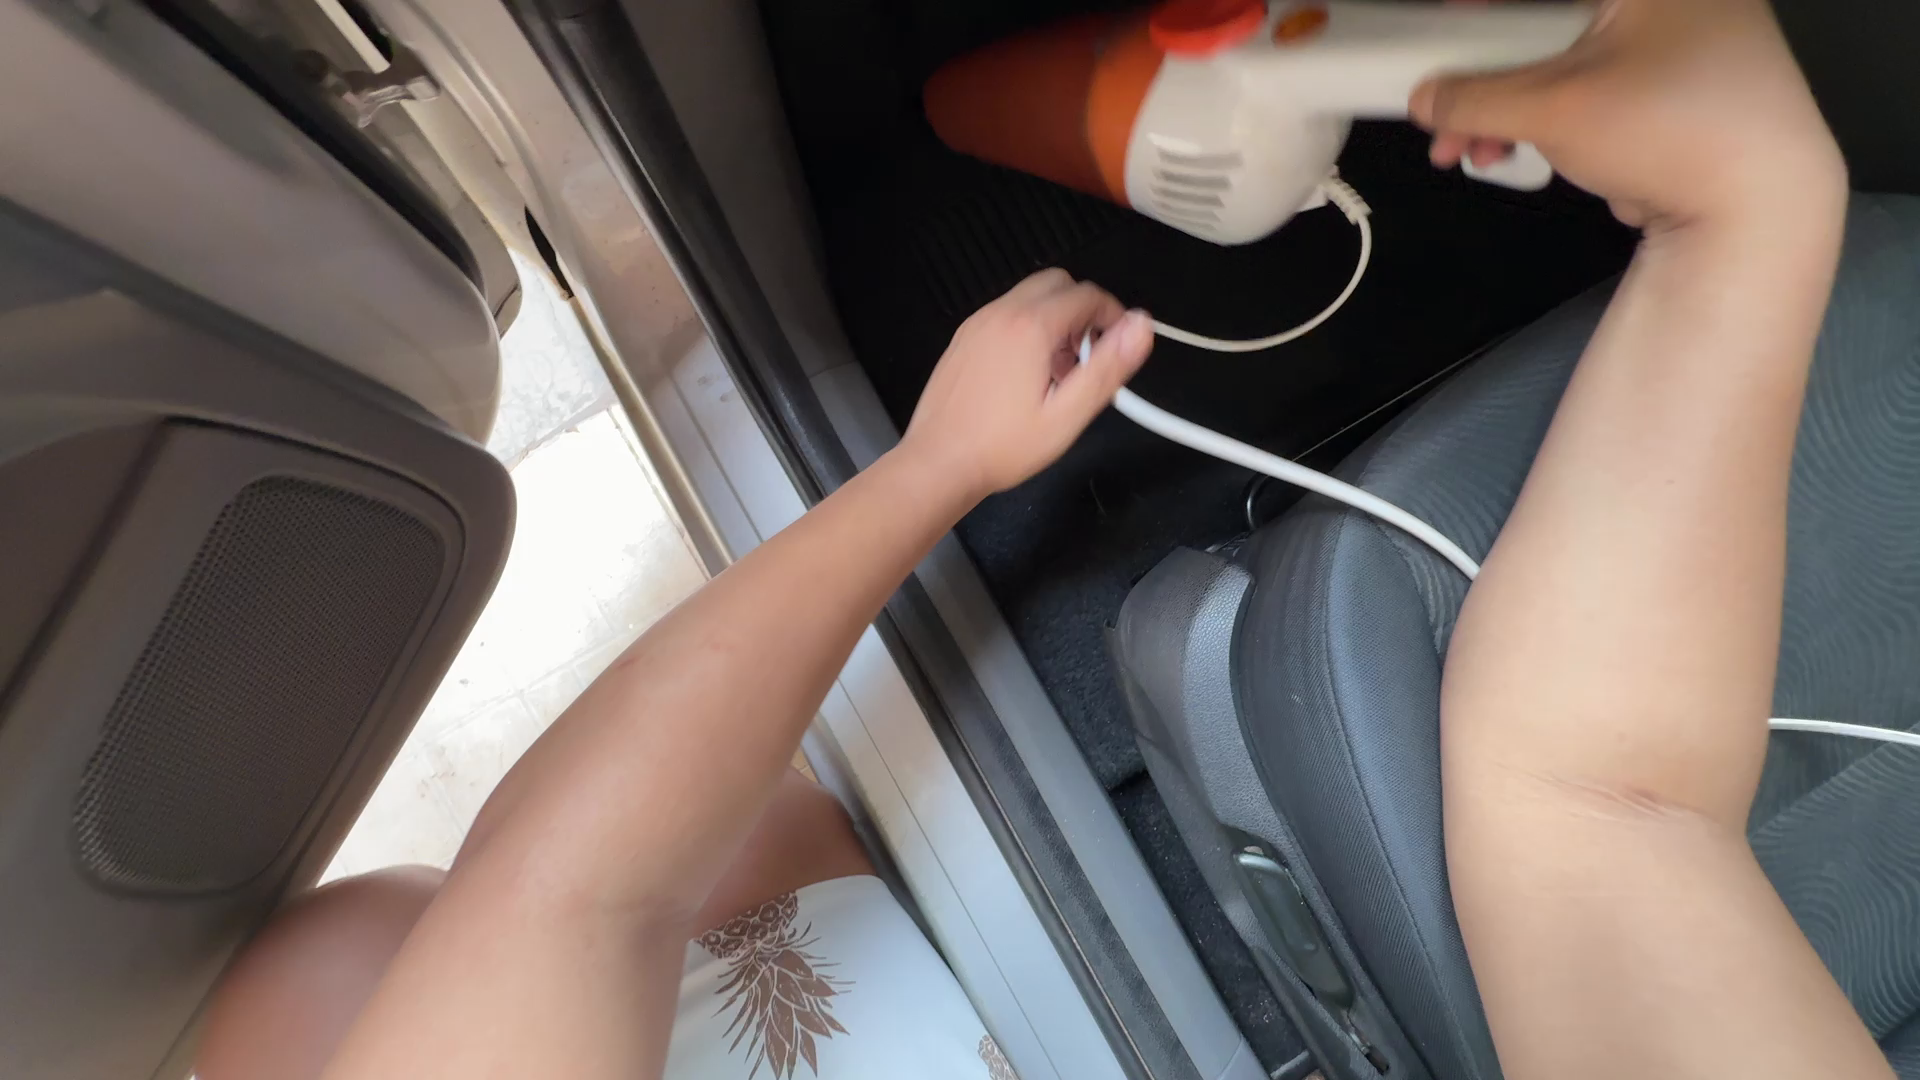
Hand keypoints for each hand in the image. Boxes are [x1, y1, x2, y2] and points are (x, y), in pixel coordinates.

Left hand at [897, 269, 1152, 499]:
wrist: (937, 464)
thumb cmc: (1002, 448)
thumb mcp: (1066, 416)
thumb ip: (1107, 367)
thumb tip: (1141, 325)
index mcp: (1029, 327)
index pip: (1086, 294)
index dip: (1113, 314)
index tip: (1119, 345)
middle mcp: (1000, 314)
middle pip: (1056, 283)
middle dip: (1082, 311)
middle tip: (1088, 357)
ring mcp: (976, 325)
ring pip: (1028, 298)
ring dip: (1055, 320)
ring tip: (1059, 372)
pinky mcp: (962, 341)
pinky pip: (1004, 316)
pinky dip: (1026, 329)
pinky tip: (1027, 375)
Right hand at [1412, 0, 1844, 235]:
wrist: (1745, 196)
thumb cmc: (1663, 126)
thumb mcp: (1554, 107)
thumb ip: (1475, 100)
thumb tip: (1421, 97)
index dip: (1481, 20)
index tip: (1436, 54)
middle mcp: (1657, 2)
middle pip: (1537, 31)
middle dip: (1478, 85)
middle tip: (1442, 127)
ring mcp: (1656, 45)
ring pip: (1547, 68)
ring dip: (1494, 113)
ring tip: (1468, 154)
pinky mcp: (1648, 91)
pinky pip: (1568, 94)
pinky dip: (1528, 123)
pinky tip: (1503, 153)